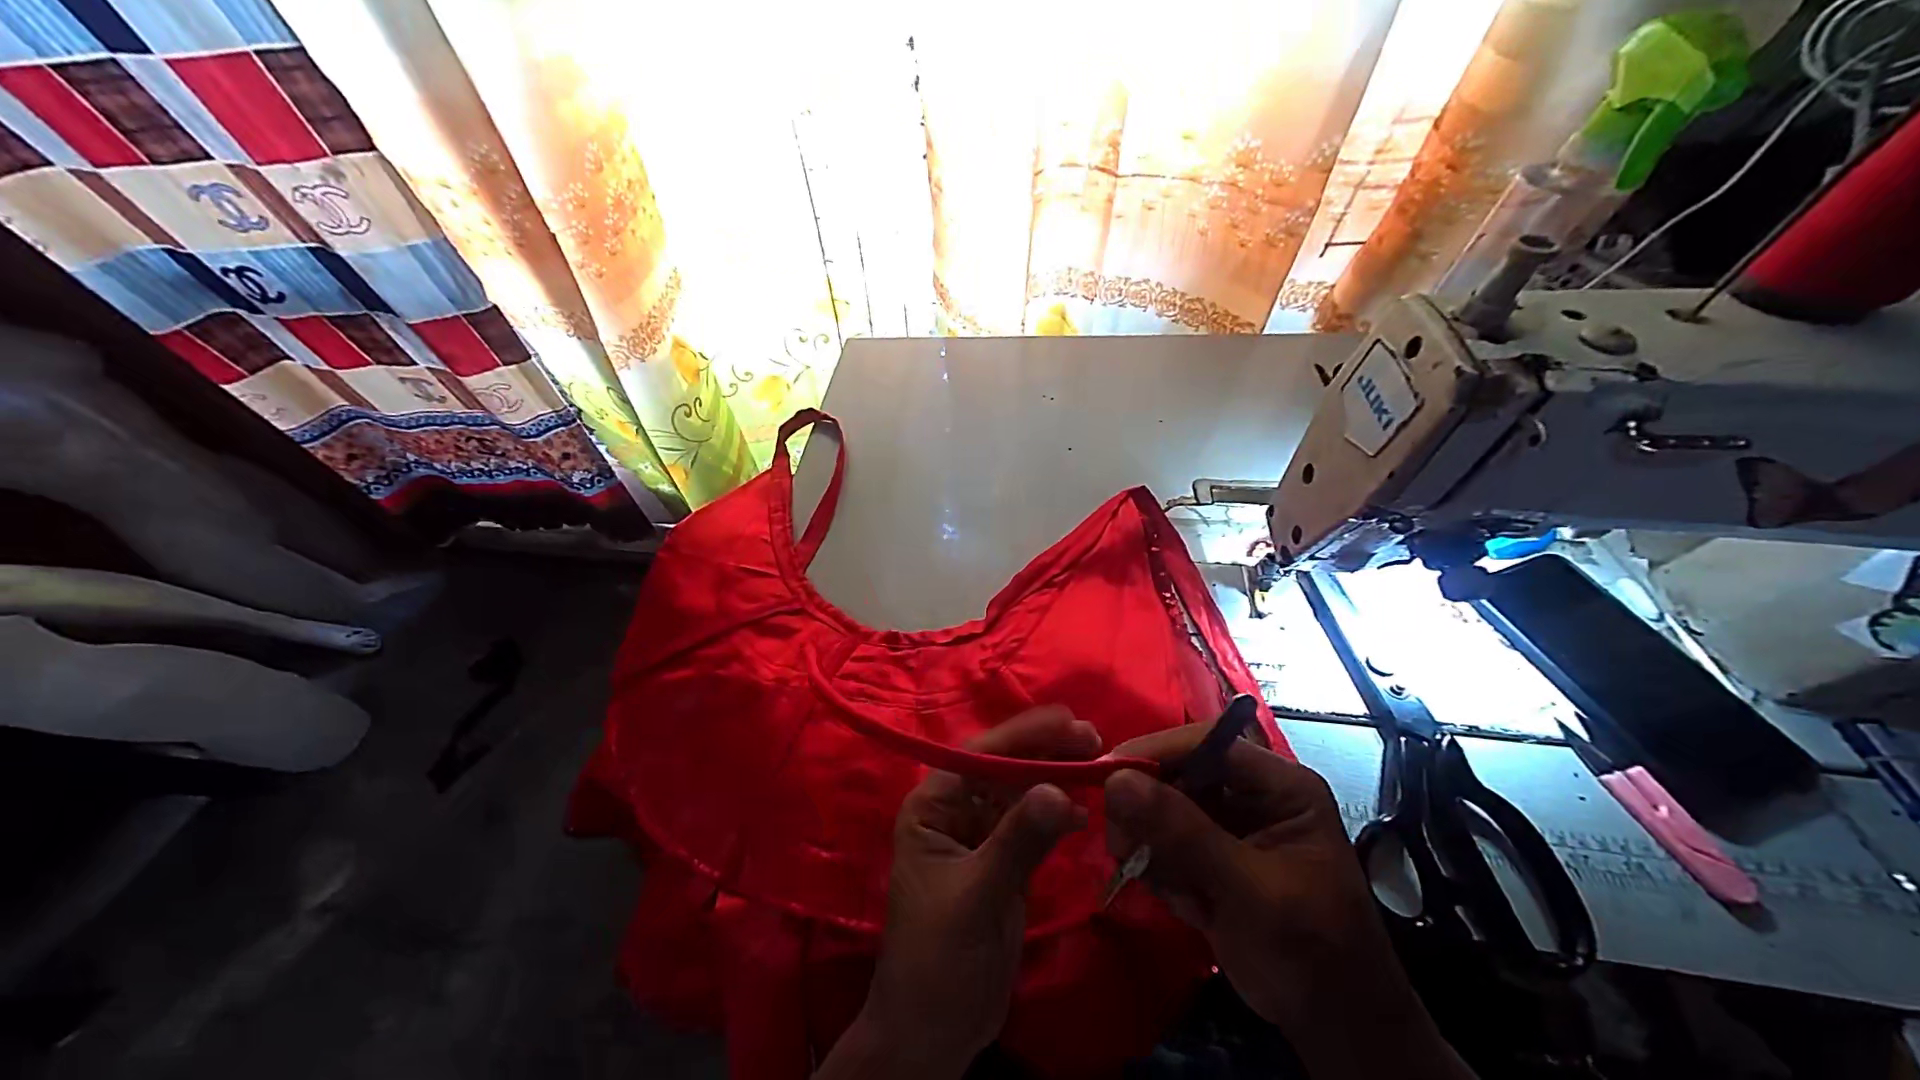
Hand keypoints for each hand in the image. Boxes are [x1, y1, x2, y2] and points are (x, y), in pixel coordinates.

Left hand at [820, 707, 1097, 1079]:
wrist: (935, 1030)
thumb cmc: (938, 957)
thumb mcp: (977, 895)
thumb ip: (1018, 841)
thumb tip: (1060, 790)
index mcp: (933, 807)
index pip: (979, 755)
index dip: (1022, 735)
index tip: (1067, 721)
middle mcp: (956, 812)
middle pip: (1005, 769)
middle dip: (1045, 752)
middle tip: (1093, 740)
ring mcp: (982, 837)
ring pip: (1023, 795)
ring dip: (1057, 779)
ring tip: (1098, 766)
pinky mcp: (1005, 864)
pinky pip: (1034, 827)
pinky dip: (1058, 817)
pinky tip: (1083, 814)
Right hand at [1104, 728, 1472, 1079]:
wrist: (1333, 1023)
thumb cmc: (1312, 950)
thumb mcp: (1250, 890)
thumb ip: (1184, 834)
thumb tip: (1117, 780)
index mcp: (1279, 786)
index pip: (1207, 743)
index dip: (1157, 752)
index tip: (1109, 774)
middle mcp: (1249, 794)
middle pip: (1176, 772)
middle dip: (1148, 810)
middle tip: (1125, 847)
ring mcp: (1225, 825)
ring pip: (1160, 808)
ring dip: (1152, 847)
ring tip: (1175, 890)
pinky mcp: (1205, 855)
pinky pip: (1159, 842)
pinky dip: (1159, 870)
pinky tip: (1187, 904)